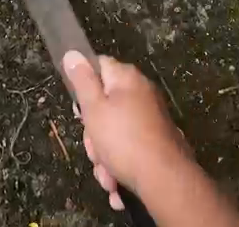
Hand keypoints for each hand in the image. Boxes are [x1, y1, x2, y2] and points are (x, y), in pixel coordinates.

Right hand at [65, 52, 193, 209]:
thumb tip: (72, 53)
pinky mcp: (157, 143)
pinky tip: (117, 185)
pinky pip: (131, 147)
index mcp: (127, 78)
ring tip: (107, 177)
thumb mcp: (94, 109)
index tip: (80, 110)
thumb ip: (82, 80)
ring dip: (105, 157)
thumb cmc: (124, 141)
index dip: (84, 85)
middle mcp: (141, 93)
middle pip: (105, 105)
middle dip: (94, 134)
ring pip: (115, 132)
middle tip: (94, 151)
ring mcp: (151, 119)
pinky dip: (121, 165)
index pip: (98, 66)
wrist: (166, 182)